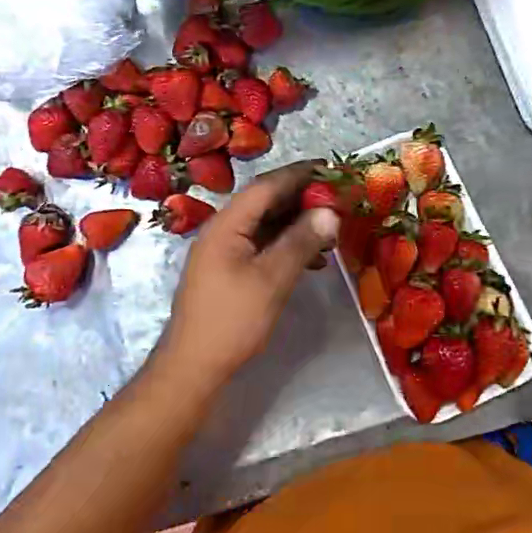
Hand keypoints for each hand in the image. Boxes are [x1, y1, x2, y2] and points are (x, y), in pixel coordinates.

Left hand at [152, 163, 339, 387]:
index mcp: (226, 224)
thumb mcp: (272, 279)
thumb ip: (301, 242)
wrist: (194, 365)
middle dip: (301, 198)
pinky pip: (261, 246)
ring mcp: (223, 251)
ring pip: (264, 225)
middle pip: (264, 203)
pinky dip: (287, 246)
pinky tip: (313, 259)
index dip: (299, 174)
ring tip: (331, 227)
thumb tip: (329, 211)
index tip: (330, 167)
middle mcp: (222, 230)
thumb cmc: (232, 320)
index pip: (266, 187)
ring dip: (297, 223)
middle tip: (337, 196)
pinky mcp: (228, 271)